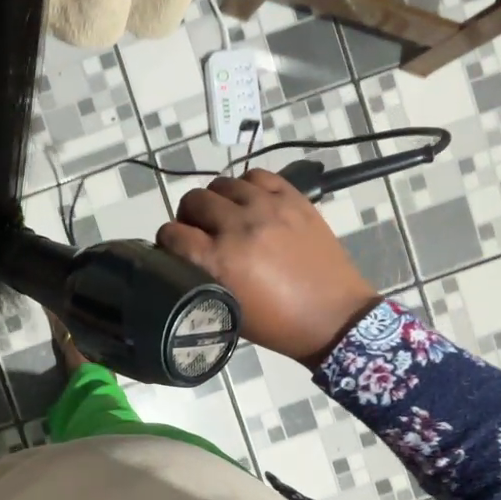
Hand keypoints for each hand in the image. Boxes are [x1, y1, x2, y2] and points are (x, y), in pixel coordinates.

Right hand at [156, 170, 379, 364]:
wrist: (333, 317)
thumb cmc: (275, 324)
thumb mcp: (224, 308)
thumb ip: (199, 277)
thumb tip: (185, 257)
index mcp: (217, 261)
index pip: (172, 233)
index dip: (167, 241)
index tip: (175, 249)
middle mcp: (237, 227)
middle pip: (194, 200)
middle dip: (189, 216)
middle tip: (200, 231)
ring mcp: (267, 208)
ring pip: (223, 183)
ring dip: (217, 199)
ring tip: (227, 216)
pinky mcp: (293, 199)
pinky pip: (258, 176)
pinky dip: (247, 186)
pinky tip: (251, 203)